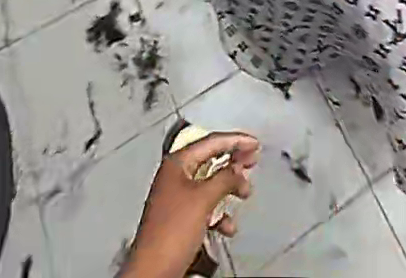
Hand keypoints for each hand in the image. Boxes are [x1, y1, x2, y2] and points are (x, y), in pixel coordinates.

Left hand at [118, 131, 259, 277]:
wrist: (151, 274)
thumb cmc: (169, 234)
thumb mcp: (203, 199)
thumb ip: (225, 178)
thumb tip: (238, 168)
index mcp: (177, 164)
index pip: (211, 142)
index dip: (235, 141)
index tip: (254, 143)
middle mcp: (175, 177)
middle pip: (211, 160)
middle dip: (233, 163)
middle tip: (252, 160)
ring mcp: (176, 198)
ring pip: (210, 184)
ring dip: (229, 188)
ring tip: (244, 191)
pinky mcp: (180, 219)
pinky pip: (206, 206)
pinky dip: (219, 212)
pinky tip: (227, 224)